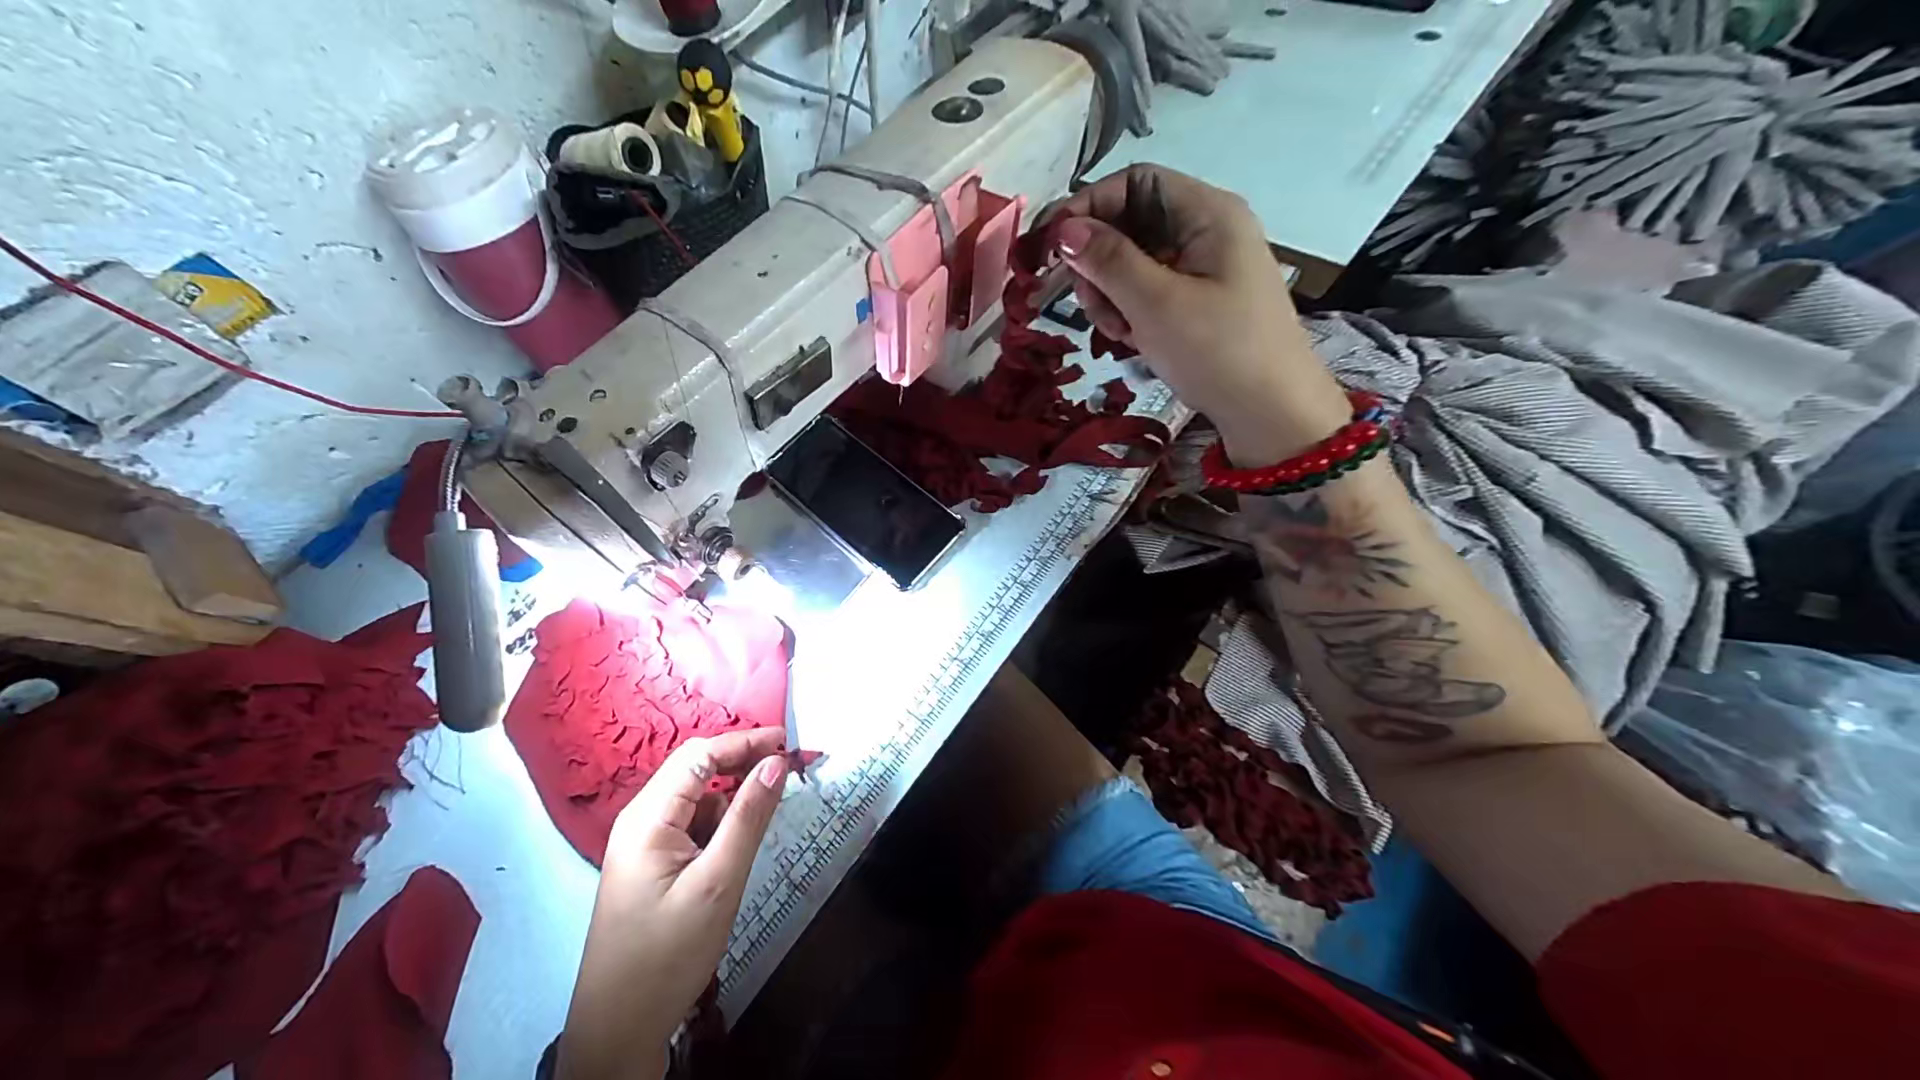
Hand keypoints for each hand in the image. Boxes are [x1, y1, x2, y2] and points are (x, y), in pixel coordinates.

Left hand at [560, 729, 788, 1079]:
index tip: (790, 742)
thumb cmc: (668, 954)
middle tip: (788, 767)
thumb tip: (777, 763)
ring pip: (697, 796)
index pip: (701, 754)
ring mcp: (643, 842)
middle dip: (742, 762)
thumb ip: (749, 817)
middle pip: (696, 769)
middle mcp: (641, 819)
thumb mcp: (718, 882)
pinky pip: (692, 823)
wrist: (618, 1029)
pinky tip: (741, 838)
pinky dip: (721, 819)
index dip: (746, 741)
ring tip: (771, 803)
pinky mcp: (652, 863)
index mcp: (648, 817)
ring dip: (734, 791)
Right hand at [1043, 164, 1349, 465]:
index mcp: (1208, 213)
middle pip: (1130, 224)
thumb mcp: (1156, 303)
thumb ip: (1108, 260)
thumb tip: (1064, 229)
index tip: (1051, 247)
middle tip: (1090, 306)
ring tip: (1117, 333)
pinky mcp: (1200, 302)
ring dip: (1111, 294)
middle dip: (1098, 263)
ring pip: (1134, 263)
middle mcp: (1207, 231)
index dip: (1087, 207)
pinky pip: (1150, 292)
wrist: (1273, 414)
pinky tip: (1131, 340)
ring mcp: (1205, 268)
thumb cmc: (1218, 352)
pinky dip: (1131, 312)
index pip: (1134, 182)